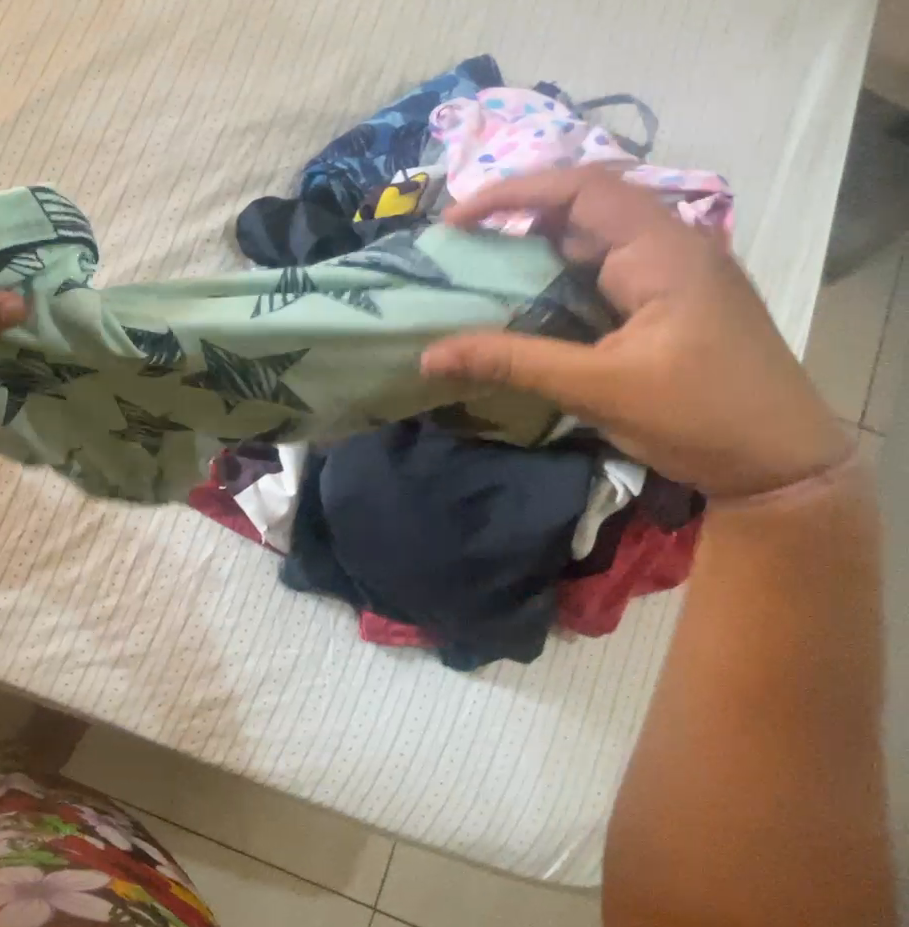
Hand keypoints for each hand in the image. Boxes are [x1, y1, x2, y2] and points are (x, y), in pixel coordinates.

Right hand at [423, 167, 851, 498]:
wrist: (775, 459)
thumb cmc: (697, 414)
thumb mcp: (595, 388)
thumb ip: (511, 362)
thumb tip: (428, 355)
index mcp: (663, 253)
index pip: (585, 190)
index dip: (514, 193)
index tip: (452, 221)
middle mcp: (669, 250)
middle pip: (584, 208)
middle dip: (514, 217)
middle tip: (451, 246)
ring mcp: (668, 278)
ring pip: (589, 242)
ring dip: (529, 249)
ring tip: (471, 270)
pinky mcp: (660, 306)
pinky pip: (596, 275)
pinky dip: (548, 279)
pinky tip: (515, 304)